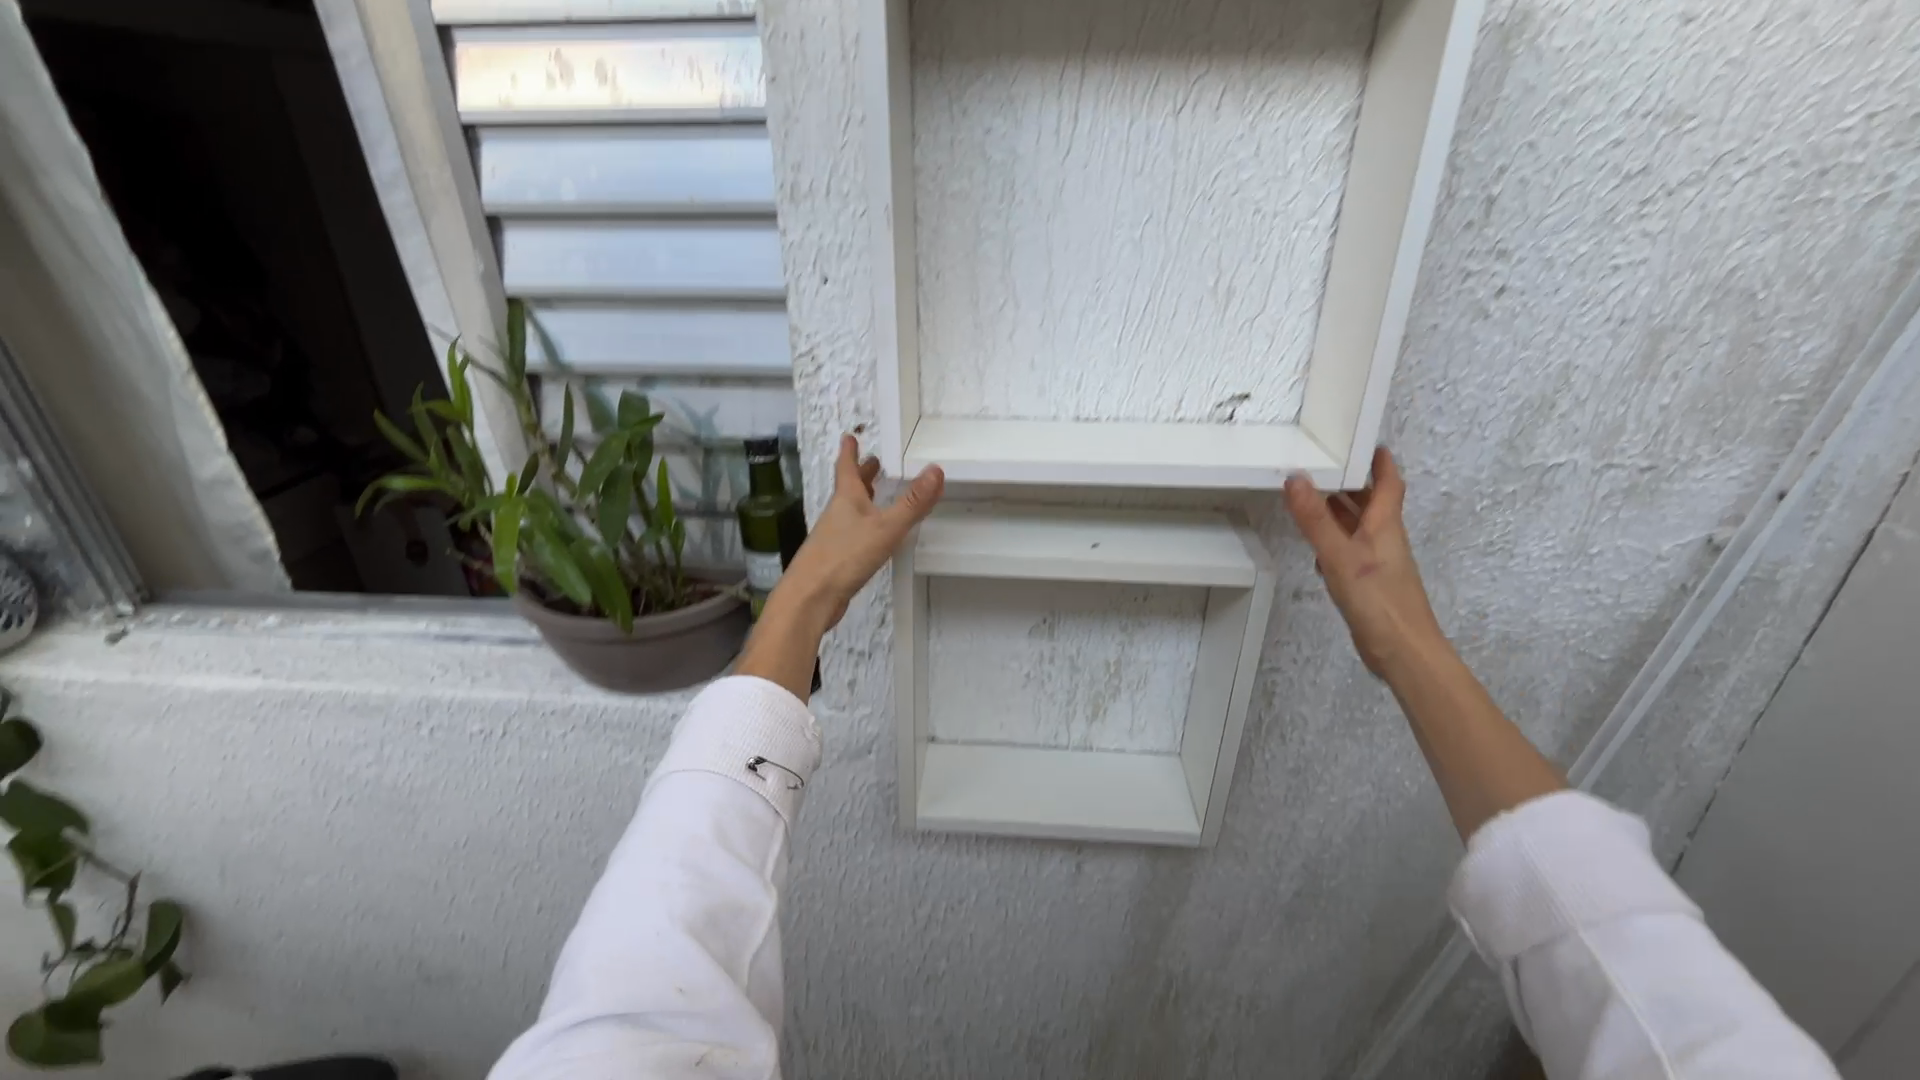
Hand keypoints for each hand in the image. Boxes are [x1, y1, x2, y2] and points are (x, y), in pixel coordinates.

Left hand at [774, 434, 944, 630]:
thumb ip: (912, 502)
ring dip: (863, 499)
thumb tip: (936, 470)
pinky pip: (852, 534)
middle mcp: (837, 514)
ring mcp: (834, 537)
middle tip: (872, 462)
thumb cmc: (845, 556)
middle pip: (849, 488)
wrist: (811, 598)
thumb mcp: (886, 528)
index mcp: (847, 500)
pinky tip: (872, 536)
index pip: (847, 468)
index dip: (850, 452)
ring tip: (876, 495)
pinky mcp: (836, 559)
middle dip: (861, 474)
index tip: (851, 436)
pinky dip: (863, 526)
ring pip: (850, 511)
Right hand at [1284, 447, 1445, 676]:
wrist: (1402, 651)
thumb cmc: (1378, 599)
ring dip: (1337, 510)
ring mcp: (1376, 562)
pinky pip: (1348, 550)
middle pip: (1370, 502)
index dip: (1379, 462)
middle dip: (1349, 483)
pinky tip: (1314, 545)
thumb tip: (1296, 478)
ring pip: (1357, 526)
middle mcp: (1383, 539)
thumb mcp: (1340, 556)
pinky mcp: (1367, 583)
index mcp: (1385, 525)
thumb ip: (1316, 519)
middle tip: (1321, 464)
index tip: (1364, 441)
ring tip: (1308, 495)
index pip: (1388, 483)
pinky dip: (1332, 540)